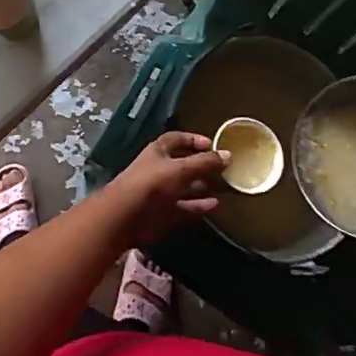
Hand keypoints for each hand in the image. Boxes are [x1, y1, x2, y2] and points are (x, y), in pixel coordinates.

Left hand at [107, 131, 230, 244]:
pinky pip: (184, 207)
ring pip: (184, 187)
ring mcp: (160, 192)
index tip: (211, 144)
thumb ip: (205, 163)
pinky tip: (215, 205)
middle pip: (182, 164)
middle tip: (221, 167)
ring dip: (201, 186)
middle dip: (200, 165)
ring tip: (223, 186)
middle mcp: (159, 169)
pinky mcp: (163, 213)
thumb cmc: (153, 183)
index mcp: (158, 151)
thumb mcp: (181, 169)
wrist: (127, 216)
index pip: (176, 139)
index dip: (193, 139)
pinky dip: (198, 205)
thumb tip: (228, 154)